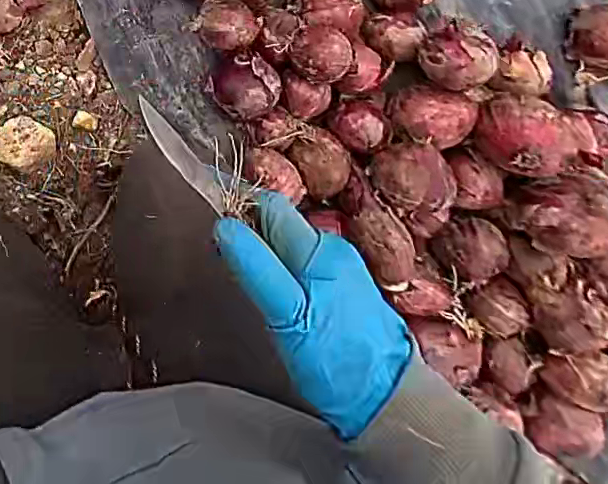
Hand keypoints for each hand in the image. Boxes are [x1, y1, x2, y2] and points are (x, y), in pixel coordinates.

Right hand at [214, 191, 412, 439]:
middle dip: (249, 232)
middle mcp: (332, 246)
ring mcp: (342, 264)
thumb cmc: (337, 364)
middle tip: (226, 260)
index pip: (269, 203)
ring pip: (289, 241)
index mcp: (317, 247)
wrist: (392, 403)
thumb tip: (223, 226)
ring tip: (249, 281)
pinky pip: (303, 260)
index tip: (216, 226)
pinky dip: (283, 267)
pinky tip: (278, 294)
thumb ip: (256, 267)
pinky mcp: (345, 284)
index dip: (239, 209)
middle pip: (278, 220)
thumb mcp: (288, 317)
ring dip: (265, 251)